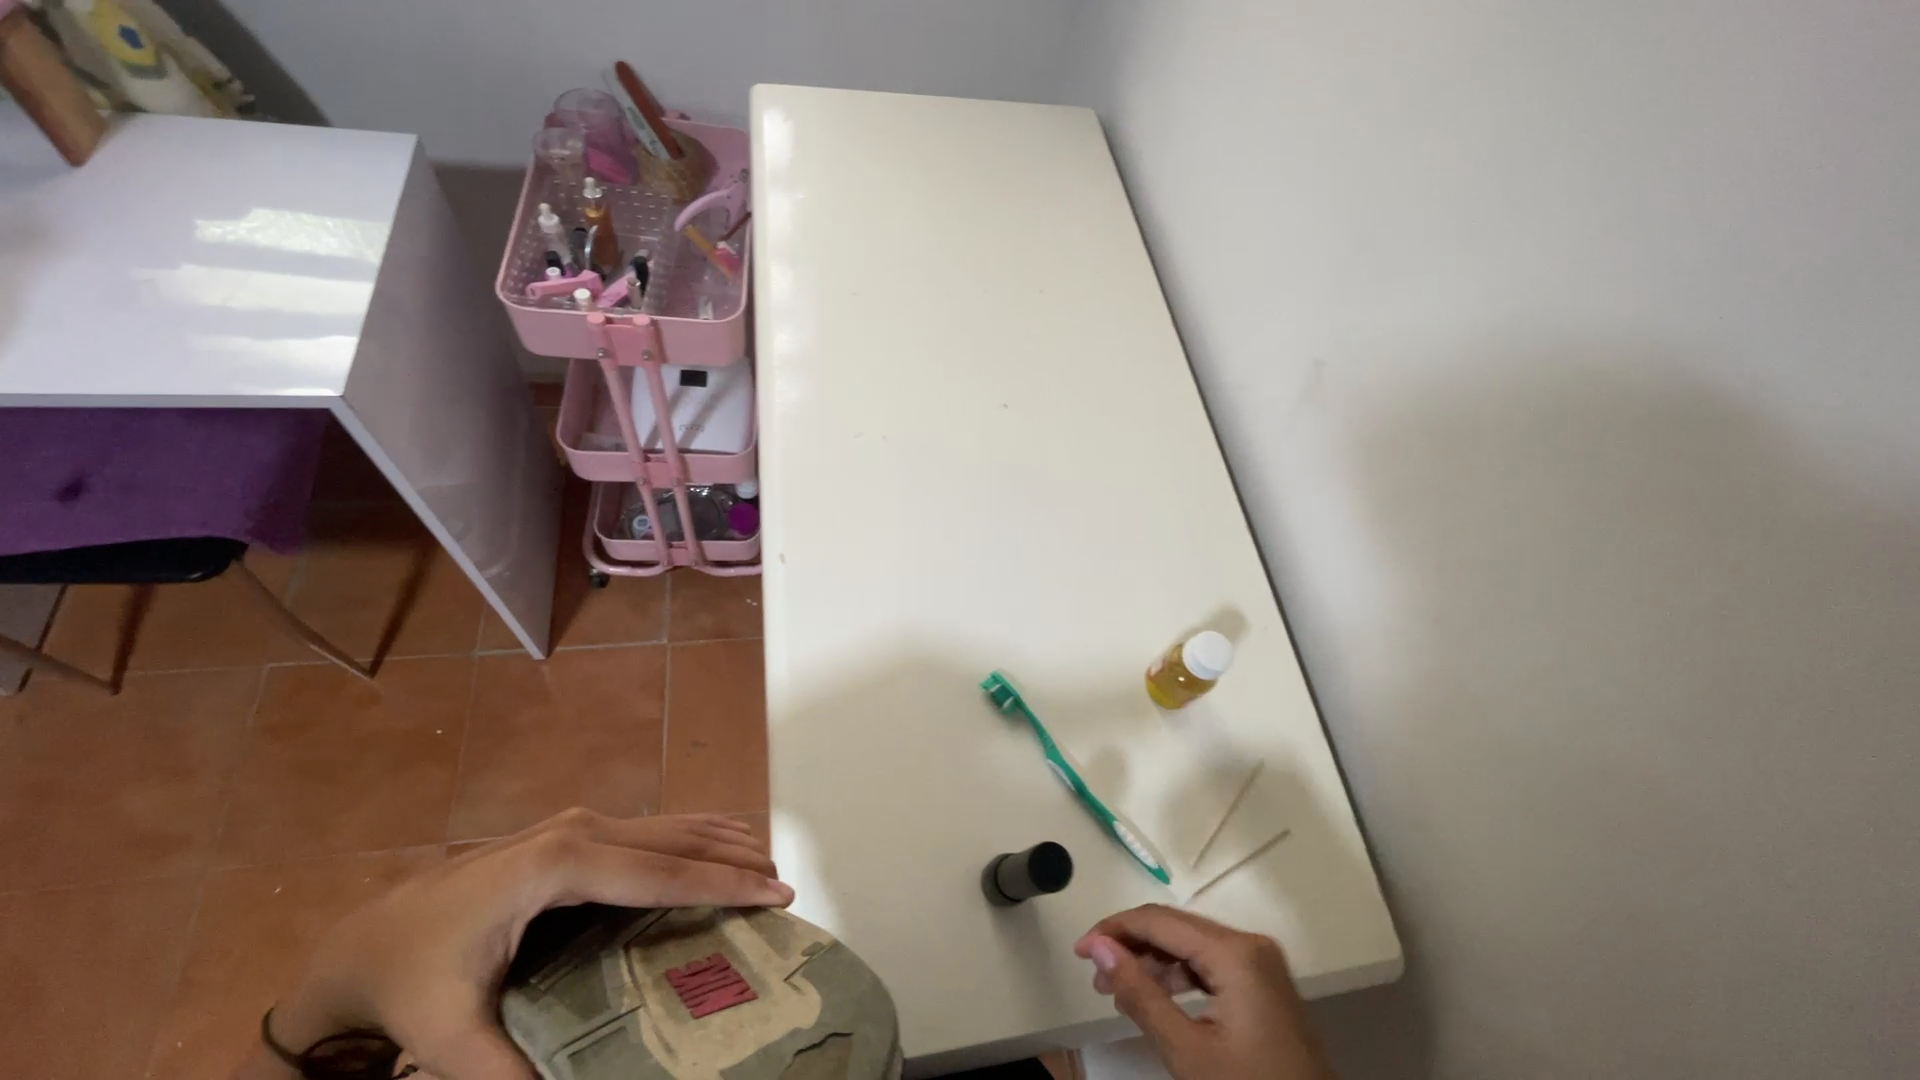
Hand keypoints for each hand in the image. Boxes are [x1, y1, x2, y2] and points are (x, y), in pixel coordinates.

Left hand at [250, 809, 791, 1079]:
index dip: (725, 885)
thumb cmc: (413, 983)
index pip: (662, 873)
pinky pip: (647, 828)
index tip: (777, 893)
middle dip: (734, 860)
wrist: (364, 942)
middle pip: (675, 841)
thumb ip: (516, 1076)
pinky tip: (715, 839)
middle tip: (783, 883)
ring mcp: (573, 825)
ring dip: (718, 842)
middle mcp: (575, 831)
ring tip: (764, 861)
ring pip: (666, 826)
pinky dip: (690, 835)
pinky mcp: (570, 831)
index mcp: (559, 867)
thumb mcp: (456, 1041)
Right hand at [1075, 905, 1333, 1079]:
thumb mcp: (1187, 1050)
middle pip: (1175, 927)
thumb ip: (1140, 994)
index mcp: (1235, 952)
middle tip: (1097, 978)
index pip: (1159, 921)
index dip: (1114, 930)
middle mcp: (1250, 944)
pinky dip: (1178, 975)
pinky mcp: (1263, 983)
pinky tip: (1155, 998)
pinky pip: (1210, 963)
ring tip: (1118, 992)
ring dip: (1152, 963)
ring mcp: (1260, 963)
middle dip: (1131, 947)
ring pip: (1191, 945)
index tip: (1080, 951)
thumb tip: (1099, 947)